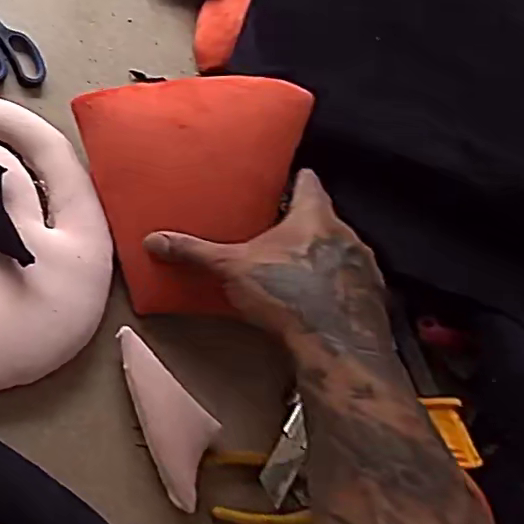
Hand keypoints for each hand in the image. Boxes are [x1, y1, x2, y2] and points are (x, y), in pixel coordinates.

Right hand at [143, 170, 391, 350]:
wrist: (336, 346)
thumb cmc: (286, 293)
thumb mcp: (228, 268)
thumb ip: (192, 251)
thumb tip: (153, 239)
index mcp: (315, 220)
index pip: (310, 185)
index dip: (296, 178)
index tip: (285, 177)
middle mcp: (348, 237)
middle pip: (322, 218)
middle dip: (299, 220)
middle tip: (271, 223)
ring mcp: (364, 267)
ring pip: (336, 248)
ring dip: (316, 251)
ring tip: (286, 260)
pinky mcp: (370, 296)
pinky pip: (346, 277)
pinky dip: (327, 279)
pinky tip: (307, 292)